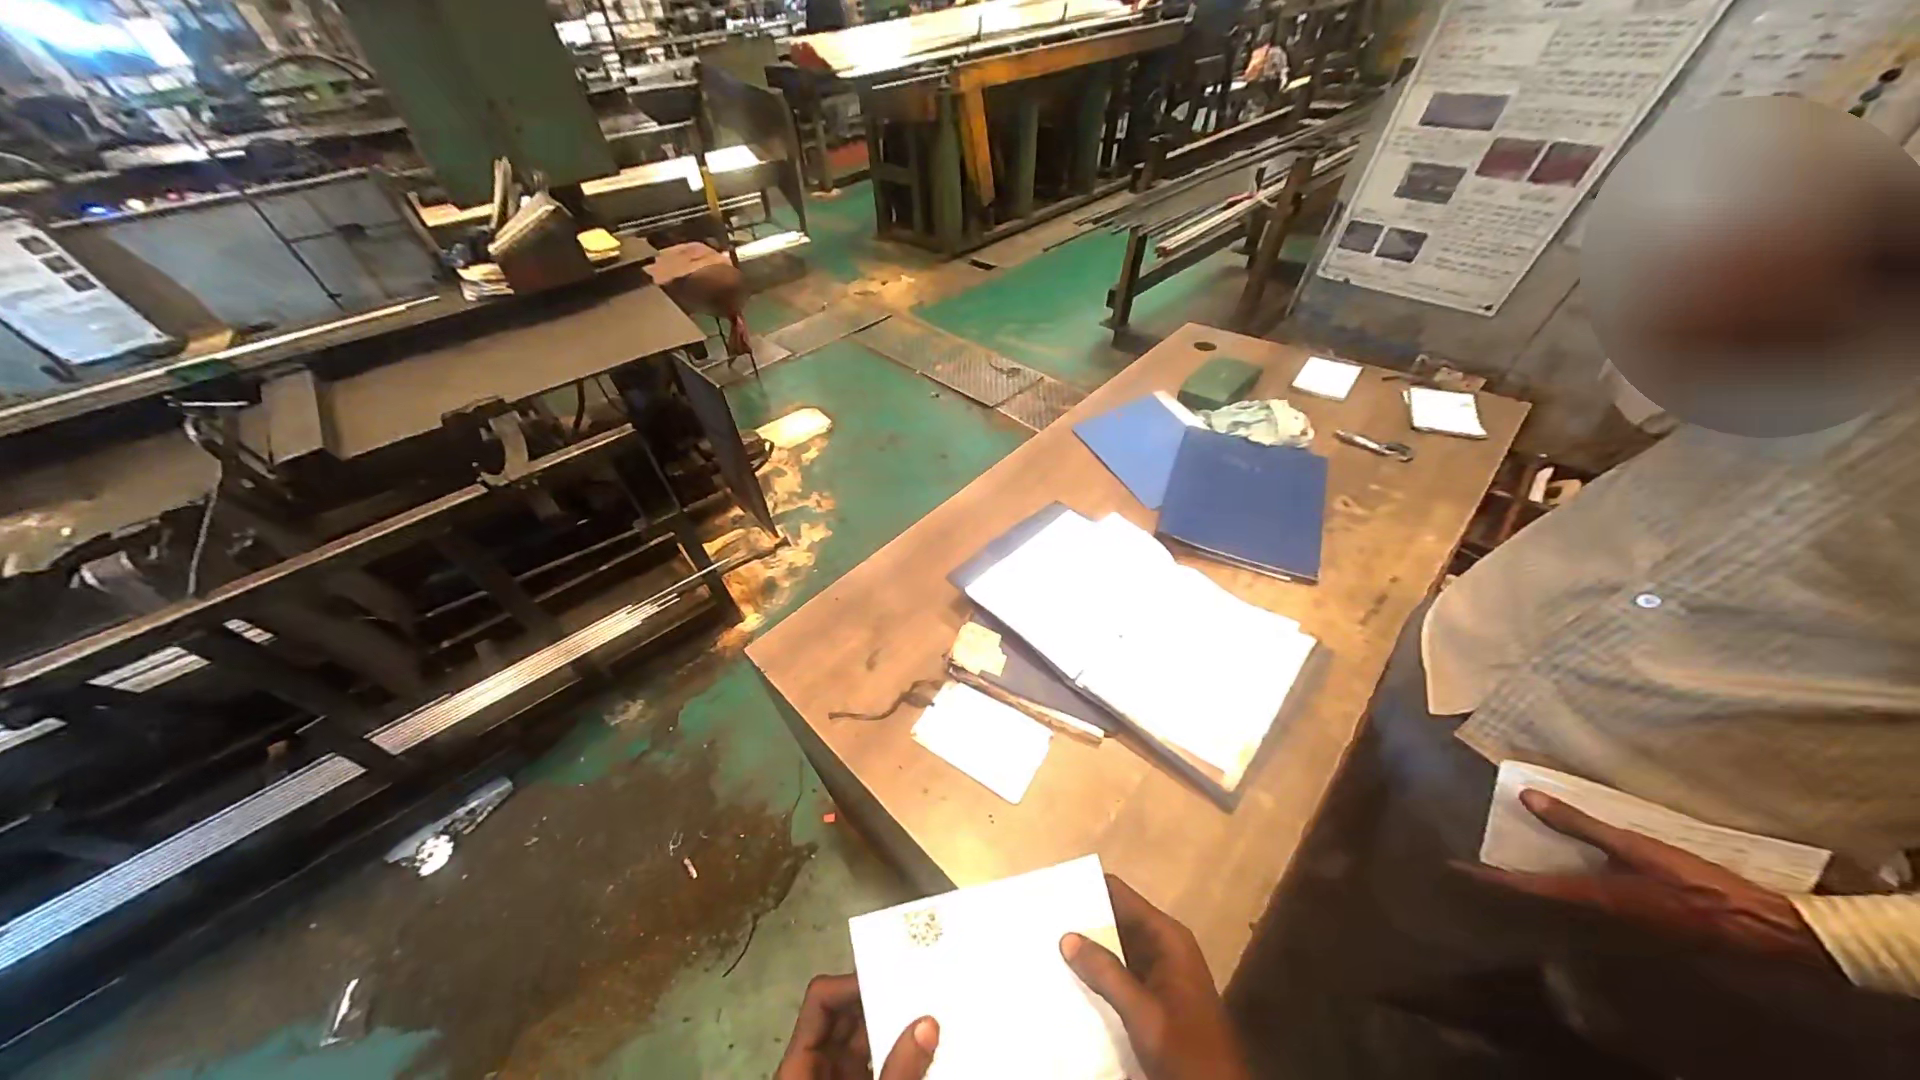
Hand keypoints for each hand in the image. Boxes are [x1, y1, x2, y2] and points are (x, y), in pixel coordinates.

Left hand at [774, 974, 938, 1079]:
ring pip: (865, 1039)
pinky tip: (926, 1045)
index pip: (821, 998)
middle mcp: (816, 1066)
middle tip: (919, 977)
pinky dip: (897, 1052)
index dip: (853, 982)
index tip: (892, 974)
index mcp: (799, 1064)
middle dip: (880, 996)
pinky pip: (876, 1063)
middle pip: (846, 1014)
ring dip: (893, 1023)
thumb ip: (898, 1071)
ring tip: (929, 1003)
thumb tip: (929, 1023)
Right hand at [1060, 875, 1250, 1079]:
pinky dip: (1096, 974)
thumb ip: (1106, 973)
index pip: (1119, 895)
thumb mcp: (1143, 1013)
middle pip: (1114, 918)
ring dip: (1086, 949)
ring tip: (1045, 945)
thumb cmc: (1187, 1051)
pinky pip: (1119, 973)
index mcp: (1166, 937)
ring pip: (1114, 947)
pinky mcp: (1152, 998)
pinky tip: (1068, 980)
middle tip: (1040, 921)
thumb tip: (1067, 936)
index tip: (1051, 892)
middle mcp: (1163, 946)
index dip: (1087, 889)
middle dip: (1081, 920)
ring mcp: (1159, 972)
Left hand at [1464, 789, 1828, 963]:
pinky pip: (1585, 893)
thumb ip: (1579, 823)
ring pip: (1559, 894)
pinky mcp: (1635, 911)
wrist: (1762, 928)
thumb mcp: (1633, 847)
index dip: (1486, 876)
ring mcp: (1615, 915)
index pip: (1522, 885)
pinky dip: (1563, 876)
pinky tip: (1563, 861)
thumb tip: (1527, 798)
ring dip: (1532, 876)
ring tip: (1506, 855)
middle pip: (1536, 893)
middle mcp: (1594, 910)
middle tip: (1473, 858)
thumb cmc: (1694, 886)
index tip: (1454, 867)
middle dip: (1504, 877)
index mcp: (1587, 896)